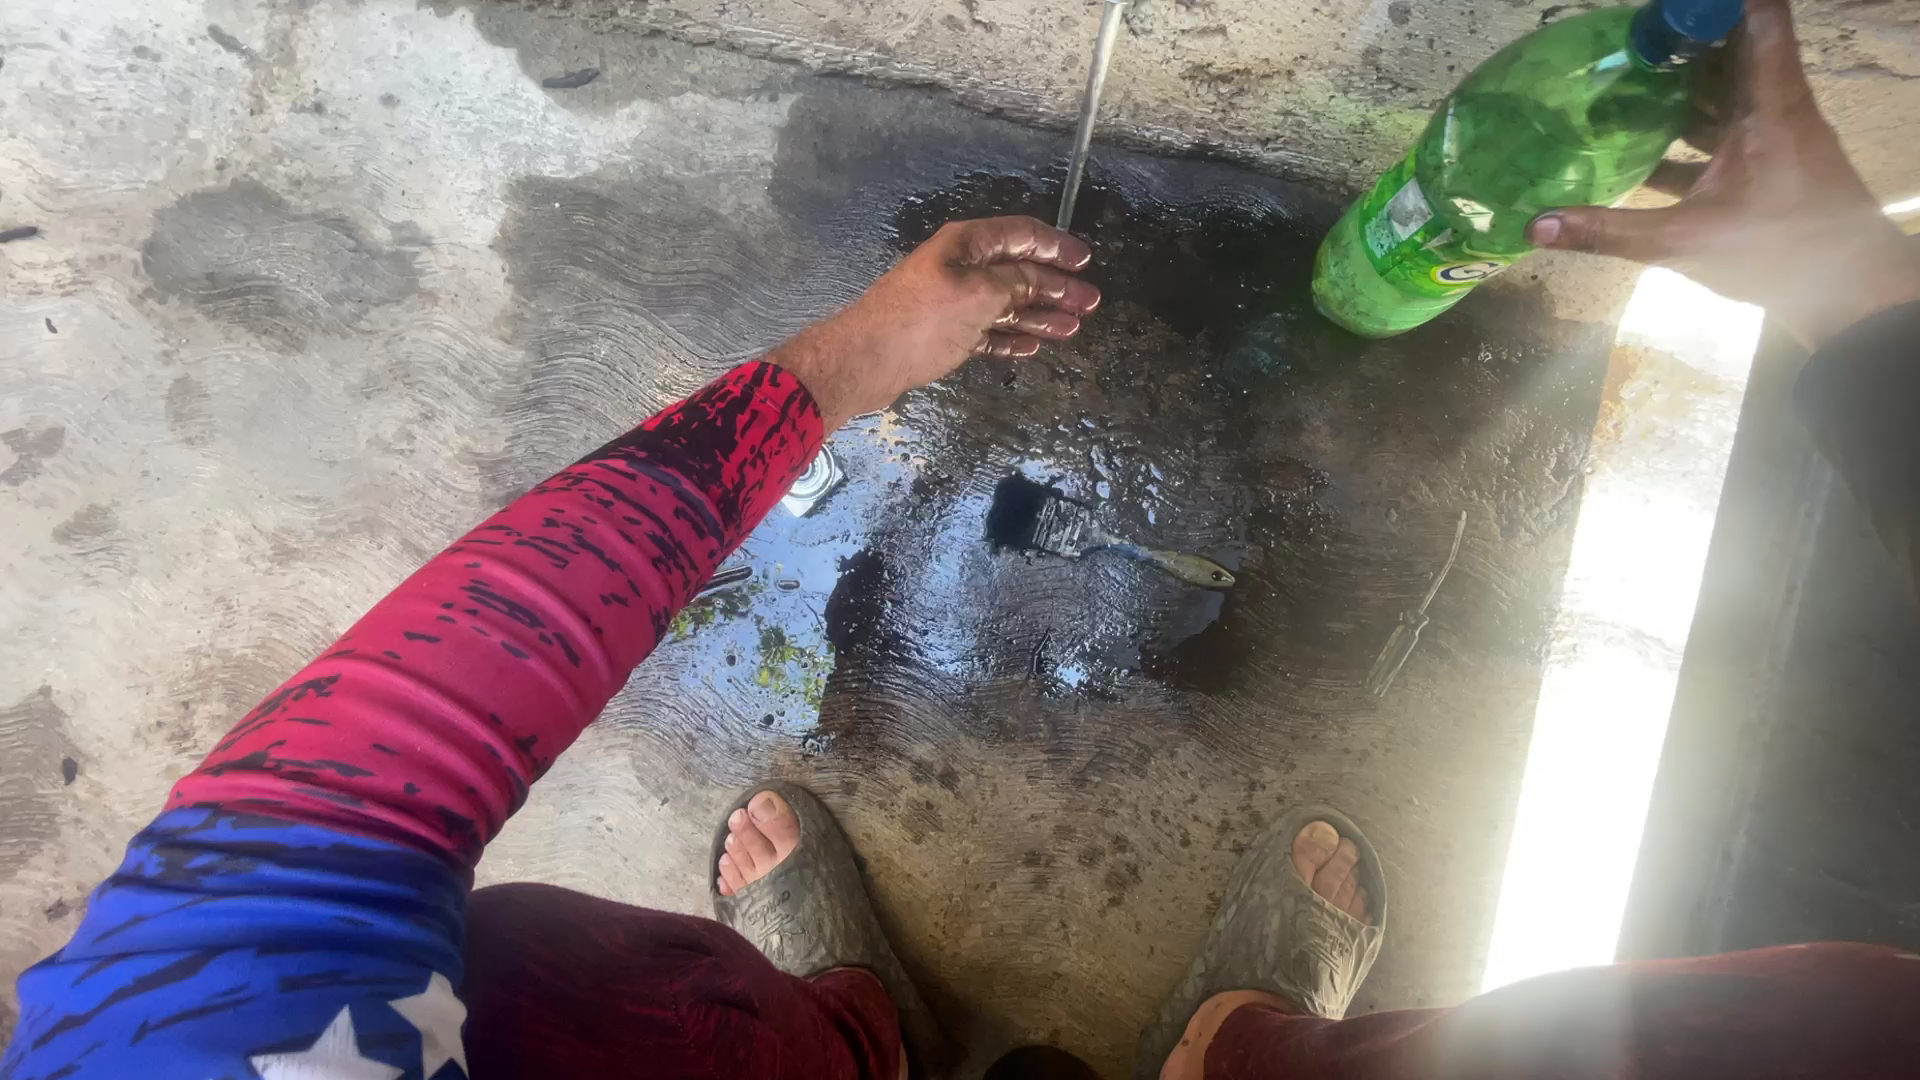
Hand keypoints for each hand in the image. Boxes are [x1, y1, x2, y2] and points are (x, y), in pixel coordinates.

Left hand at [769, 216, 1100, 429]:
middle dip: (1056, 287)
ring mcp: (953, 303)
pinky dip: (1010, 337)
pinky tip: (1032, 346)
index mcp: (969, 244)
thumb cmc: (923, 320)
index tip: (1086, 261)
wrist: (867, 360)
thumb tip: (1040, 279)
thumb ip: (1016, 282)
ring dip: (1040, 315)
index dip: (1057, 246)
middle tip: (1090, 303)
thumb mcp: (979, 294)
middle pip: (1019, 272)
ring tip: (1072, 328)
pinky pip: (987, 332)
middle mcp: (962, 268)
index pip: (1022, 235)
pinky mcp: (945, 334)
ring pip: (1006, 304)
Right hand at [1526, 0, 1919, 350]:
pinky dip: (1676, 135)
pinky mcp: (1755, 169)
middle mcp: (1771, 113)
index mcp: (1767, 110)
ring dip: (1674, 91)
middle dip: (1680, 47)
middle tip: (1623, 50)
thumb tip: (1534, 224)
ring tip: (1619, 90)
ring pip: (1718, 97)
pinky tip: (1634, 149)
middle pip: (1729, 58)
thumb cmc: (1774, 248)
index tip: (1659, 12)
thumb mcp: (1680, 240)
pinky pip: (1711, 136)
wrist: (1839, 283)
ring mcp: (1765, 142)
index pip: (1755, 28)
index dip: (1711, 10)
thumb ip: (1604, 231)